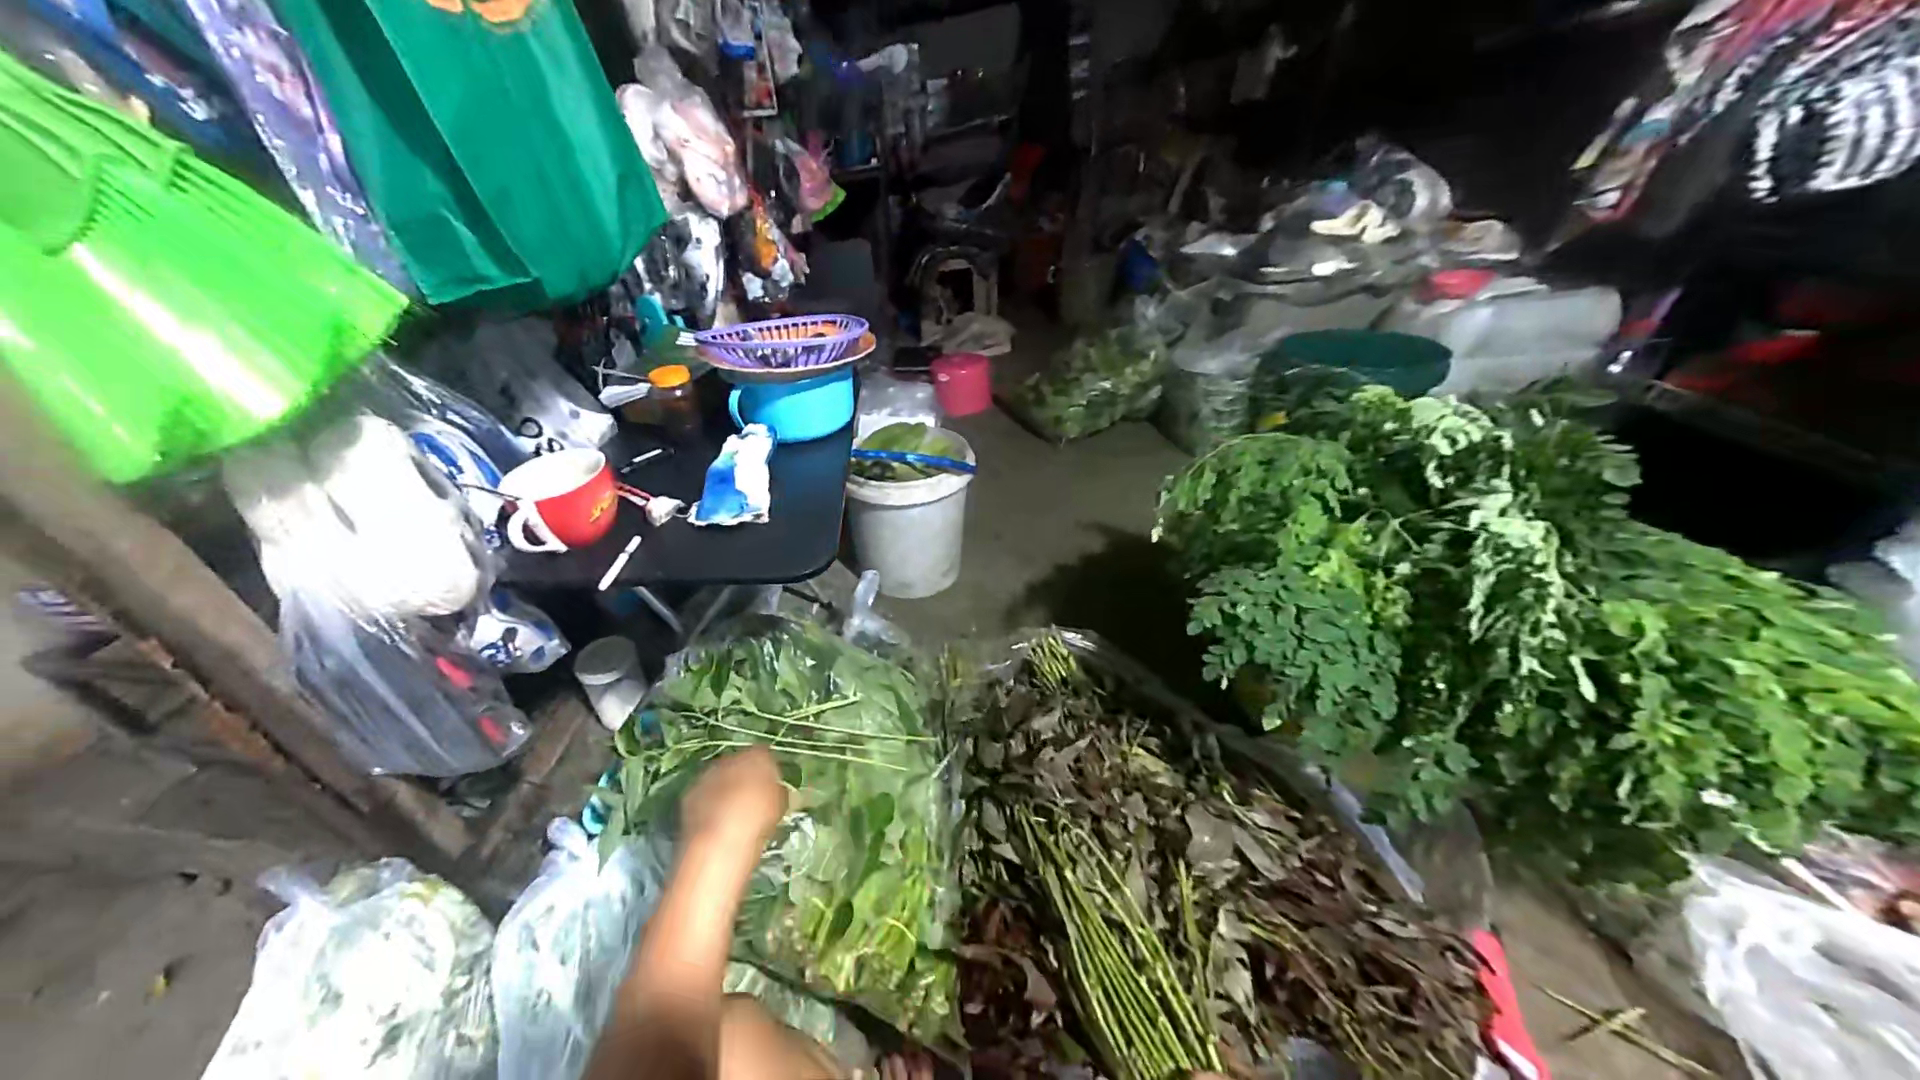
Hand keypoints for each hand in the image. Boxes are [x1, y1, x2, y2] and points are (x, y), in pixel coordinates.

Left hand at [680, 745, 787, 851]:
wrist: (719, 842)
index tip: (771, 785)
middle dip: (744, 776)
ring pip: (719, 777)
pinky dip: (708, 802)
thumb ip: (778, 791)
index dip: (767, 770)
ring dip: (725, 788)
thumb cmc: (758, 821)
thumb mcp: (780, 805)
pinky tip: (714, 819)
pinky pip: (704, 793)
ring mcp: (707, 775)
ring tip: (732, 811)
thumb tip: (776, 790)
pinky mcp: (689, 793)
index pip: (764, 755)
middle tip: (752, 797)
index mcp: (756, 756)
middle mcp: (730, 759)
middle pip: (739, 763)